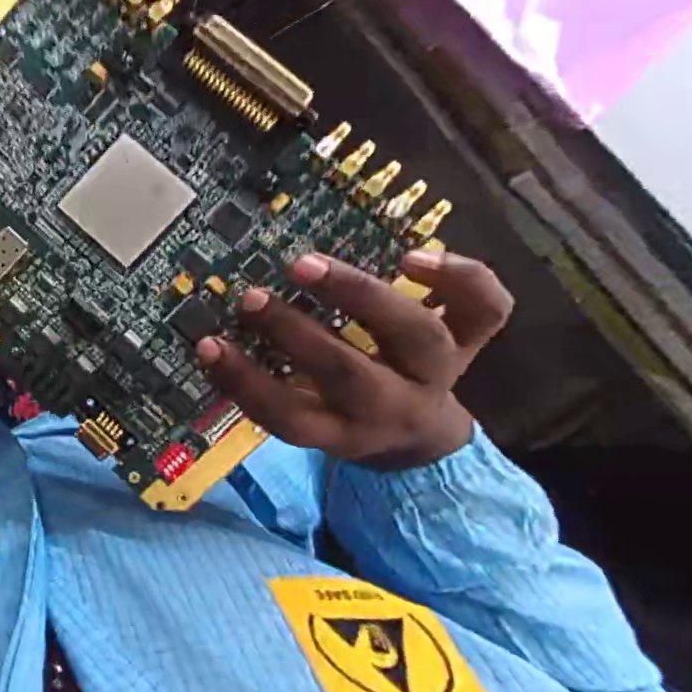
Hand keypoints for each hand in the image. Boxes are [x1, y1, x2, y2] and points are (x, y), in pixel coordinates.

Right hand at [194, 249, 513, 469]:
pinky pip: (484, 311)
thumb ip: (267, 385)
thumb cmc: (340, 415)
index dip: (245, 382)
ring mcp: (438, 374)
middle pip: (348, 374)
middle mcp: (391, 408)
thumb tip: (213, 337)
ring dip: (361, 296)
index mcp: (341, 432)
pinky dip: (460, 279)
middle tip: (252, 299)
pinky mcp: (471, 344)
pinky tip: (411, 256)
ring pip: (415, 335)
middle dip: (296, 334)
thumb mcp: (304, 418)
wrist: (419, 434)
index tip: (207, 345)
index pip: (287, 416)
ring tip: (309, 265)